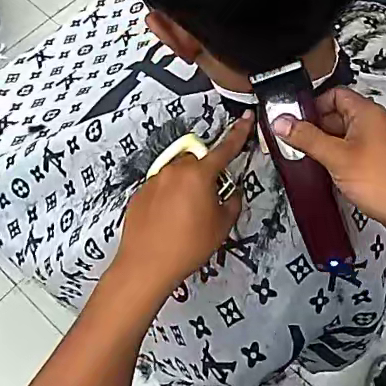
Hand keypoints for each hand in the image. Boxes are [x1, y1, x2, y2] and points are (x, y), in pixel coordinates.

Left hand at [110, 116, 252, 296]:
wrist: (146, 266)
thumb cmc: (184, 247)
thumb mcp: (223, 224)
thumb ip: (233, 201)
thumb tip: (233, 194)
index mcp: (198, 174)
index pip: (225, 148)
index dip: (239, 133)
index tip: (245, 120)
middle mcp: (174, 172)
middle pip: (199, 161)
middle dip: (208, 174)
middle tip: (214, 198)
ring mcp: (154, 181)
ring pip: (179, 174)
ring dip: (189, 187)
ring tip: (190, 216)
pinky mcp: (140, 194)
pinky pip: (163, 188)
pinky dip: (171, 198)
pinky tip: (174, 221)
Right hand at [271, 87, 385, 234]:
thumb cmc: (385, 183)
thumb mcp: (336, 157)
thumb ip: (307, 138)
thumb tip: (284, 123)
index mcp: (368, 112)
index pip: (335, 94)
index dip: (313, 105)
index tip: (296, 119)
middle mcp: (378, 122)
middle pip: (339, 114)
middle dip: (317, 127)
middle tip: (298, 142)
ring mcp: (382, 141)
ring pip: (347, 134)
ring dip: (328, 144)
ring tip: (314, 158)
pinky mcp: (383, 159)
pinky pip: (356, 149)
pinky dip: (342, 156)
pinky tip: (333, 171)